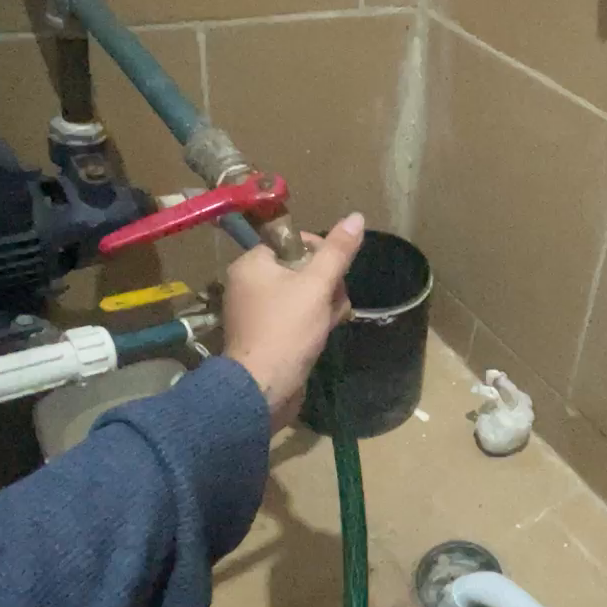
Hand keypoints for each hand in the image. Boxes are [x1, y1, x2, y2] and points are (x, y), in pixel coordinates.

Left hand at [223, 213, 364, 424]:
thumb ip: (337, 252)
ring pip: (304, 294)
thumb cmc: (287, 329)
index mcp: (252, 264)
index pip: (294, 242)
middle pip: (302, 268)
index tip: (334, 273)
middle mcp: (249, 284)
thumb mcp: (317, 285)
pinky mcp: (267, 334)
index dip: (321, 254)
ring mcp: (257, 311)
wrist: (264, 389)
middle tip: (333, 302)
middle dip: (327, 284)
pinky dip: (314, 321)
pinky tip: (326, 332)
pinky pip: (297, 316)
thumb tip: (357, 217)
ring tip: (331, 322)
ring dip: (325, 304)